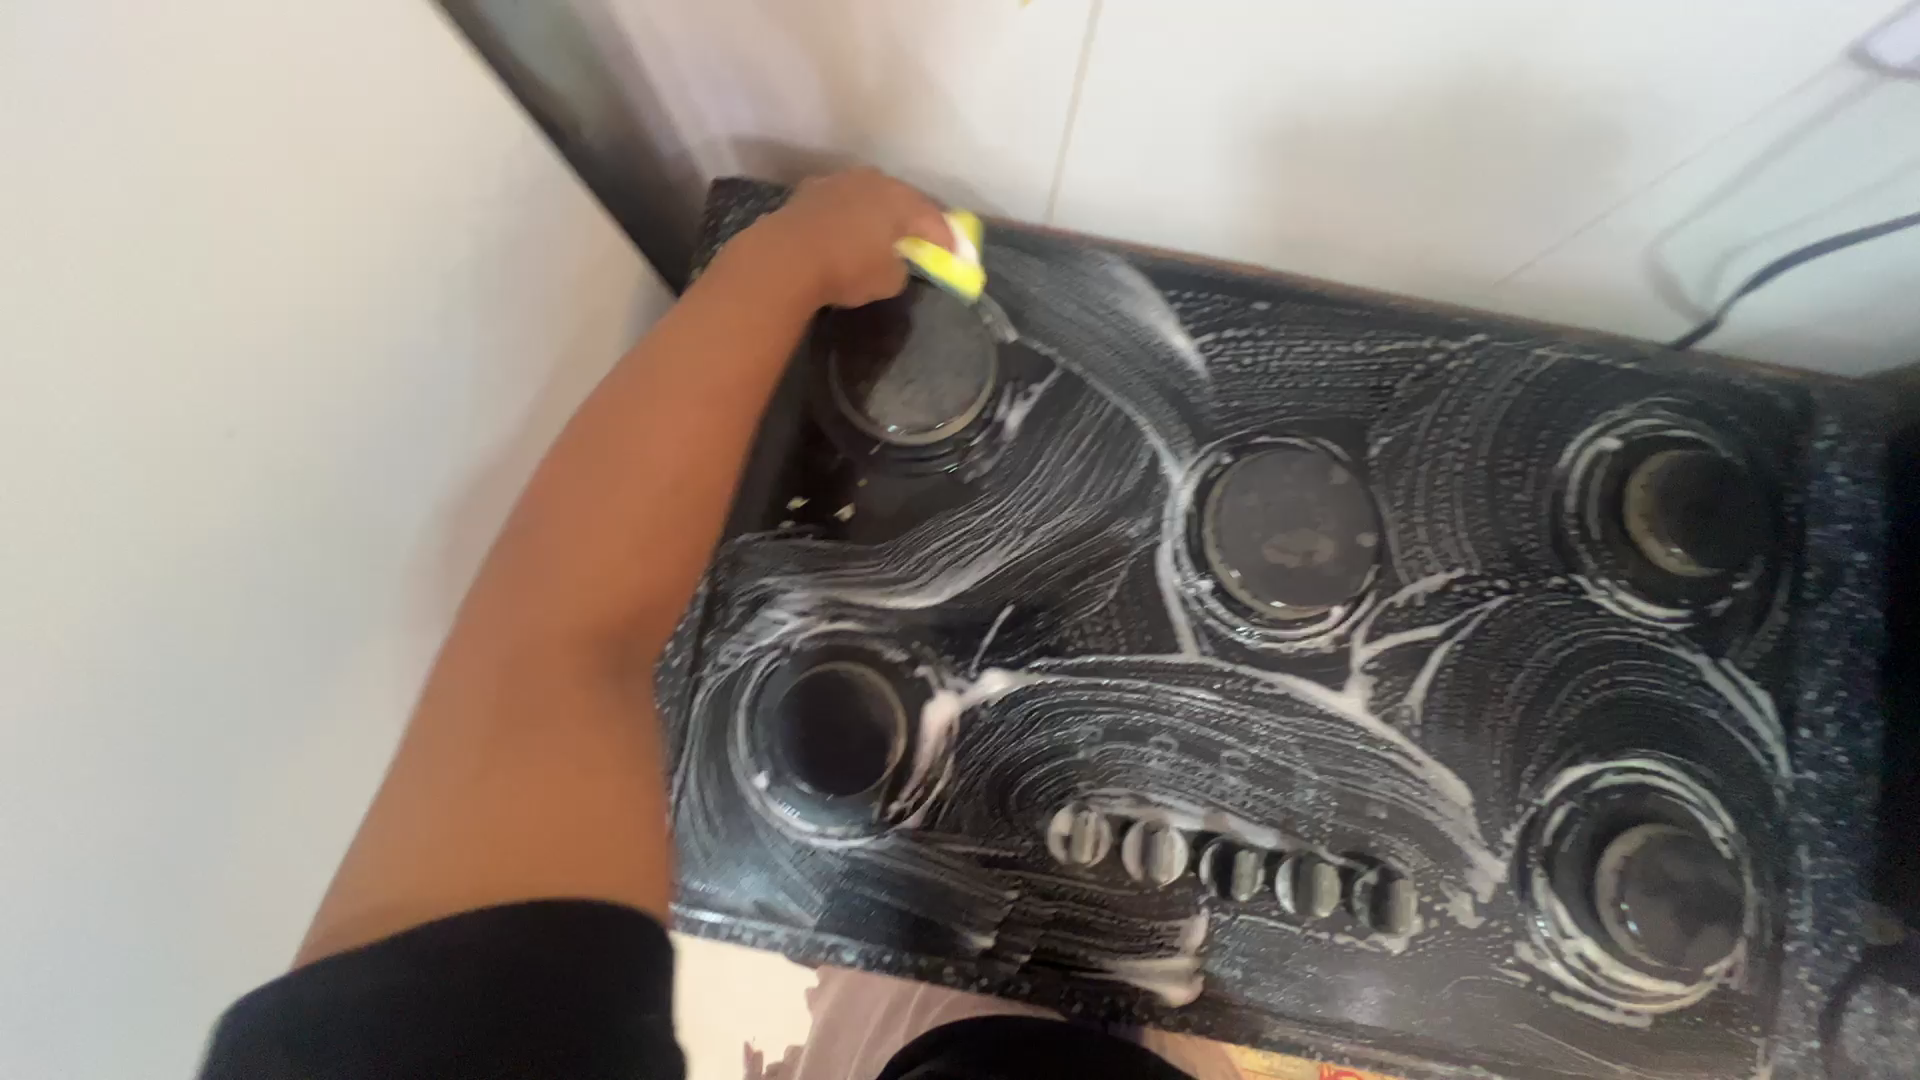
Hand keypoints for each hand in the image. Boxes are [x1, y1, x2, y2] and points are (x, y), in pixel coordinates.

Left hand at [741, 168, 954, 309]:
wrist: (786, 257)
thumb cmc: (846, 269)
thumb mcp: (887, 281)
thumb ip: (900, 268)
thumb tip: (894, 262)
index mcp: (899, 201)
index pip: (933, 219)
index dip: (947, 239)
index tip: (956, 255)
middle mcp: (872, 182)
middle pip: (903, 199)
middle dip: (915, 218)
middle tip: (924, 236)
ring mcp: (839, 181)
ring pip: (871, 194)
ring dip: (881, 212)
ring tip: (885, 230)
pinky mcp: (811, 190)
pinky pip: (844, 201)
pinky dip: (853, 214)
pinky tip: (850, 228)